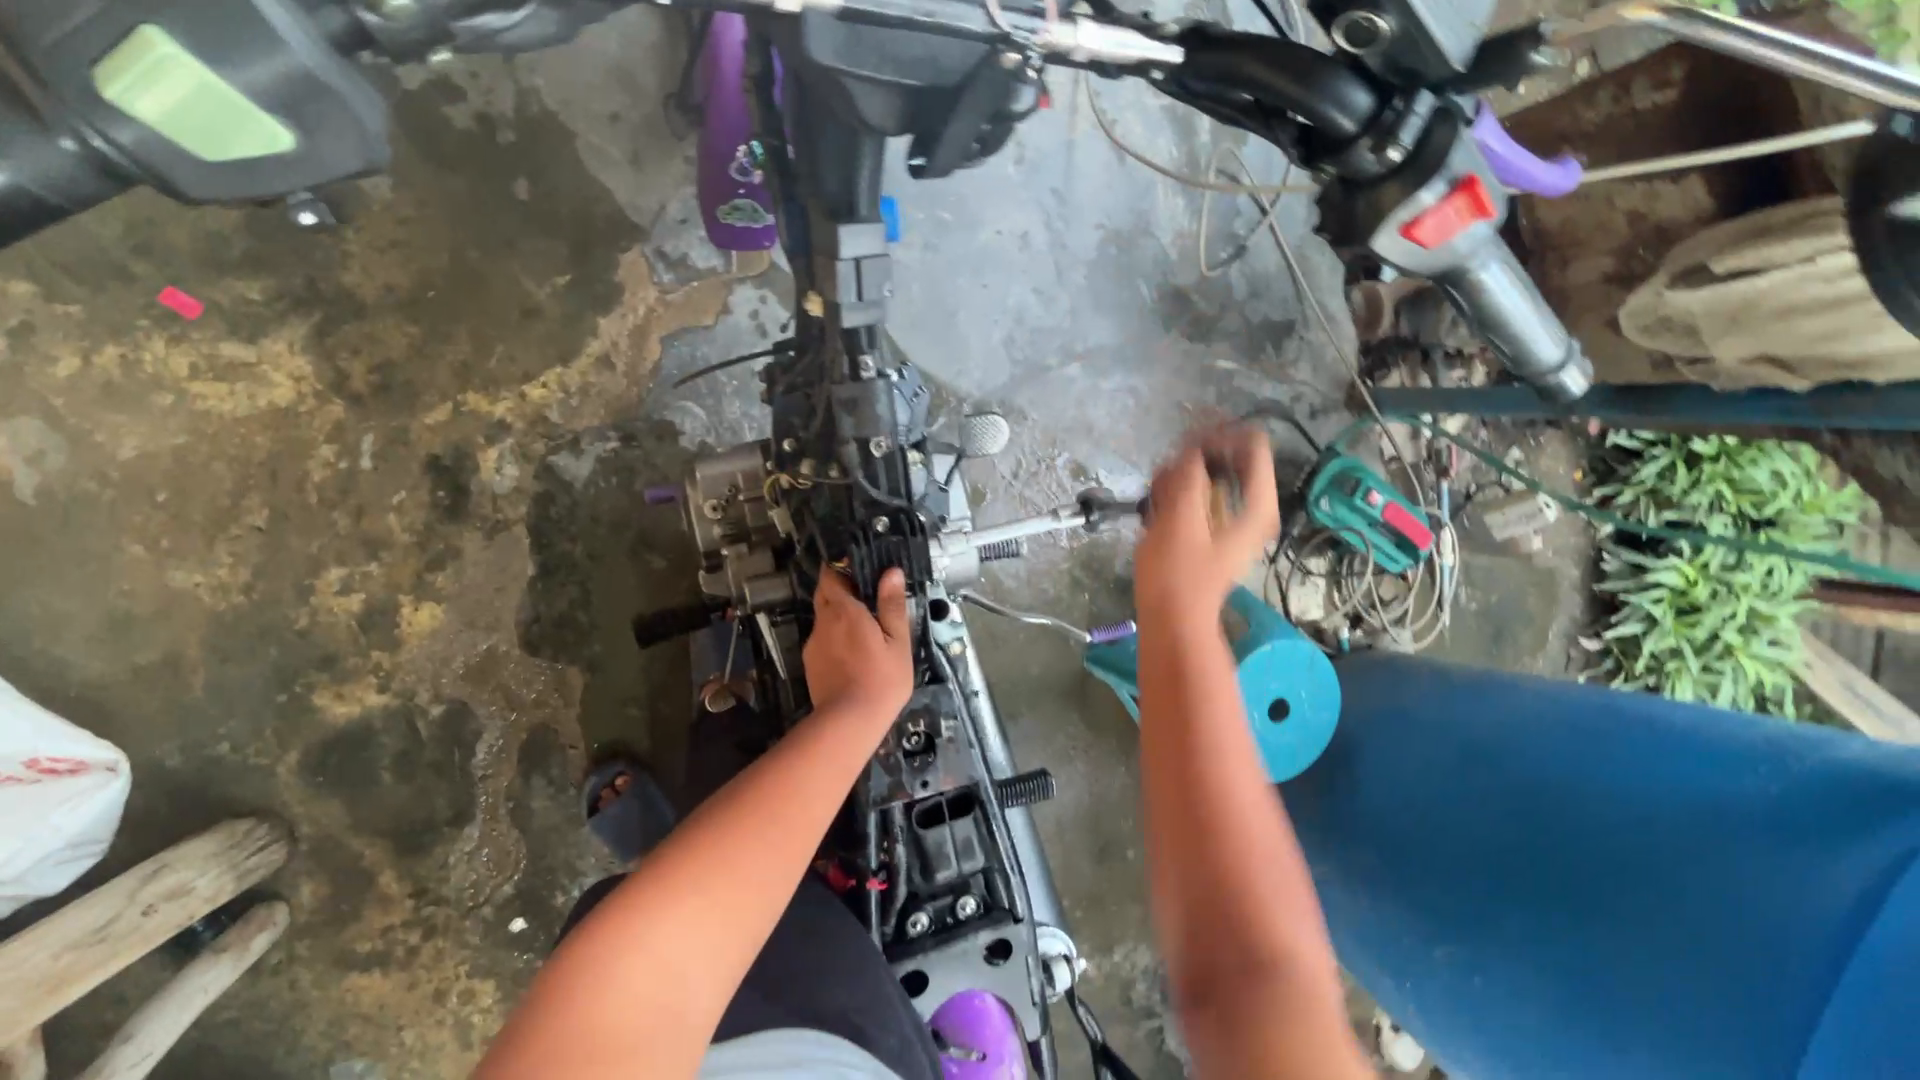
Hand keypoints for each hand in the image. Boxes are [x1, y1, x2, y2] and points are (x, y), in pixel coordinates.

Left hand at [803, 567, 913, 717]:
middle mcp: (823, 622)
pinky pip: (822, 640)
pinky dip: (834, 638)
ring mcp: (813, 644)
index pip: (831, 575)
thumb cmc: (881, 679)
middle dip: (839, 589)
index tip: (858, 569)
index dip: (841, 568)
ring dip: (838, 616)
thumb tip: (891, 572)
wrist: (849, 722)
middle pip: (824, 594)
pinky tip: (851, 653)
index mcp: (845, 611)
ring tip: (862, 628)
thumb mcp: (898, 642)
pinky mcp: (810, 663)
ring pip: (823, 618)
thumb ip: (892, 605)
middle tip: (865, 596)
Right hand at [1134, 425, 1280, 628]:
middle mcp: (1251, 508)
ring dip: (1178, 479)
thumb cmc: (1178, 574)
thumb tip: (1193, 449)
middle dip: (1192, 460)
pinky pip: (1196, 496)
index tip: (1187, 444)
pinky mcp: (1209, 529)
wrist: (1171, 621)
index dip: (1220, 435)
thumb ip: (1190, 476)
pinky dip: (1176, 496)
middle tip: (1167, 478)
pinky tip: (1157, 510)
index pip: (1253, 444)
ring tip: (1157, 500)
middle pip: (1228, 458)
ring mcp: (1229, 519)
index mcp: (1257, 505)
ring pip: (1207, 476)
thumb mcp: (1182, 519)